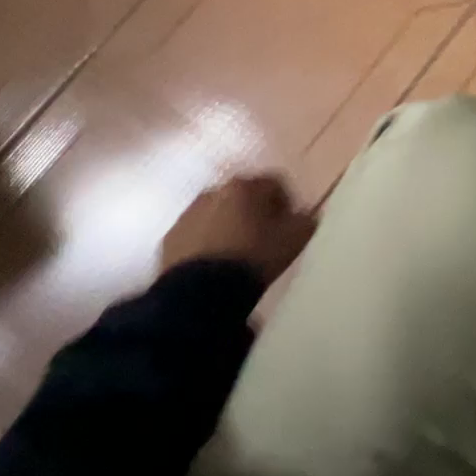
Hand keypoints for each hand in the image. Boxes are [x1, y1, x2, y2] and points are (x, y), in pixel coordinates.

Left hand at [161, 174, 315, 284]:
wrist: (201, 292)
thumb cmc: (255, 256)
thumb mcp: (295, 238)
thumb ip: (305, 219)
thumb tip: (303, 214)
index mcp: (246, 186)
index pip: (275, 182)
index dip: (287, 201)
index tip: (290, 222)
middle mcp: (215, 192)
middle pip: (243, 195)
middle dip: (254, 210)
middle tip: (265, 234)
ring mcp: (188, 214)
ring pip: (217, 213)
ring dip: (229, 224)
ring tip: (238, 250)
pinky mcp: (170, 238)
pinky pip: (196, 233)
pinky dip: (208, 240)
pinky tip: (217, 261)